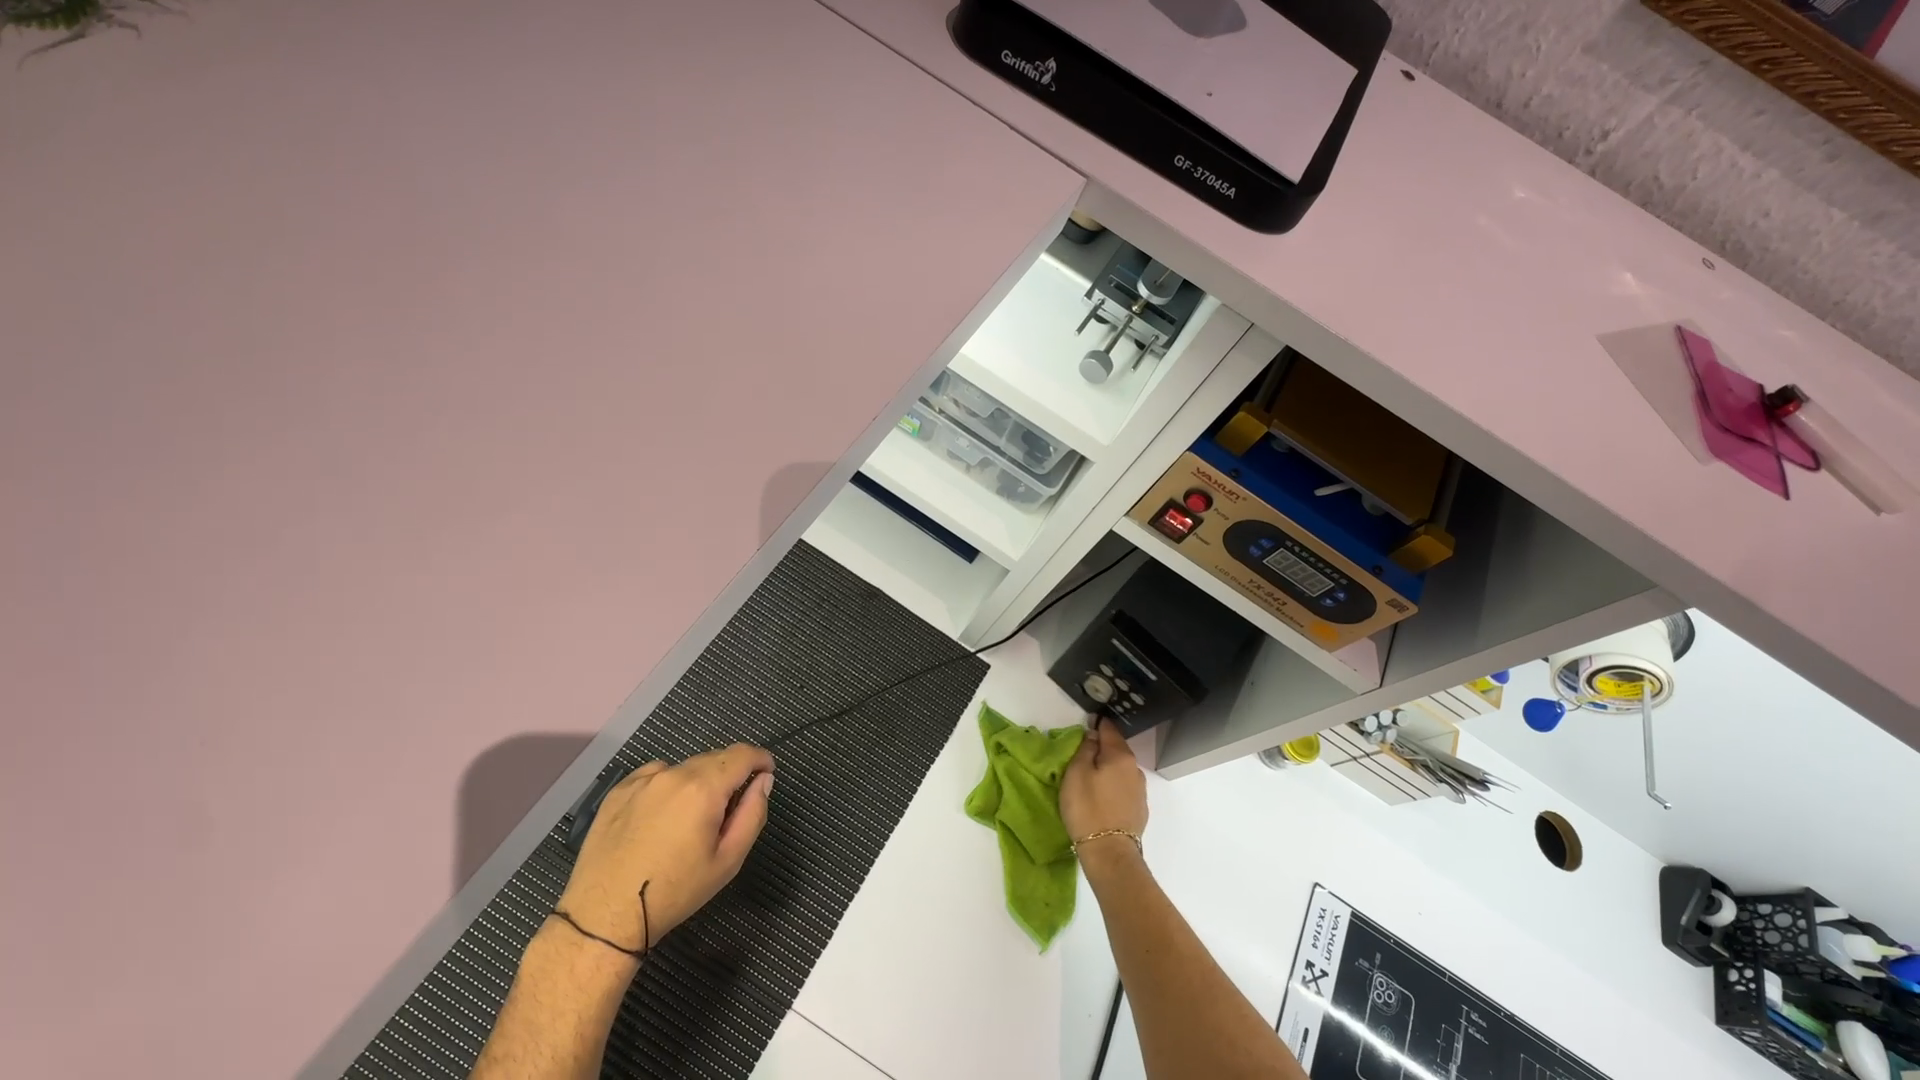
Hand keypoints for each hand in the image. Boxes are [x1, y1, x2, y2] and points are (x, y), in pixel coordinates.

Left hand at [556, 743, 774, 955]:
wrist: (605, 914)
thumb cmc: (675, 891)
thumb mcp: (728, 860)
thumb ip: (753, 814)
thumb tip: (763, 781)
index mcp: (703, 788)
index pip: (742, 754)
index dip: (760, 758)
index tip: (766, 772)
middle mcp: (672, 774)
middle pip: (714, 758)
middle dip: (730, 775)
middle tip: (729, 810)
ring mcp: (641, 780)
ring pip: (684, 768)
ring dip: (698, 782)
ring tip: (691, 820)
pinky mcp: (618, 791)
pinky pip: (655, 777)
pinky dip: (668, 787)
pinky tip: (660, 818)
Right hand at [1060, 718, 1146, 863]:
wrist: (1109, 852)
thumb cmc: (1088, 809)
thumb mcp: (1076, 774)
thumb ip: (1085, 750)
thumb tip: (1093, 735)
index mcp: (1121, 756)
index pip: (1109, 729)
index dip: (1096, 724)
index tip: (1085, 724)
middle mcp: (1135, 769)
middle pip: (1117, 749)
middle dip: (1102, 748)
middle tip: (1082, 754)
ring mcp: (1140, 790)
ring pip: (1121, 770)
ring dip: (1108, 769)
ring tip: (1090, 778)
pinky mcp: (1139, 809)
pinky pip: (1124, 788)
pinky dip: (1113, 786)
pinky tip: (1102, 796)